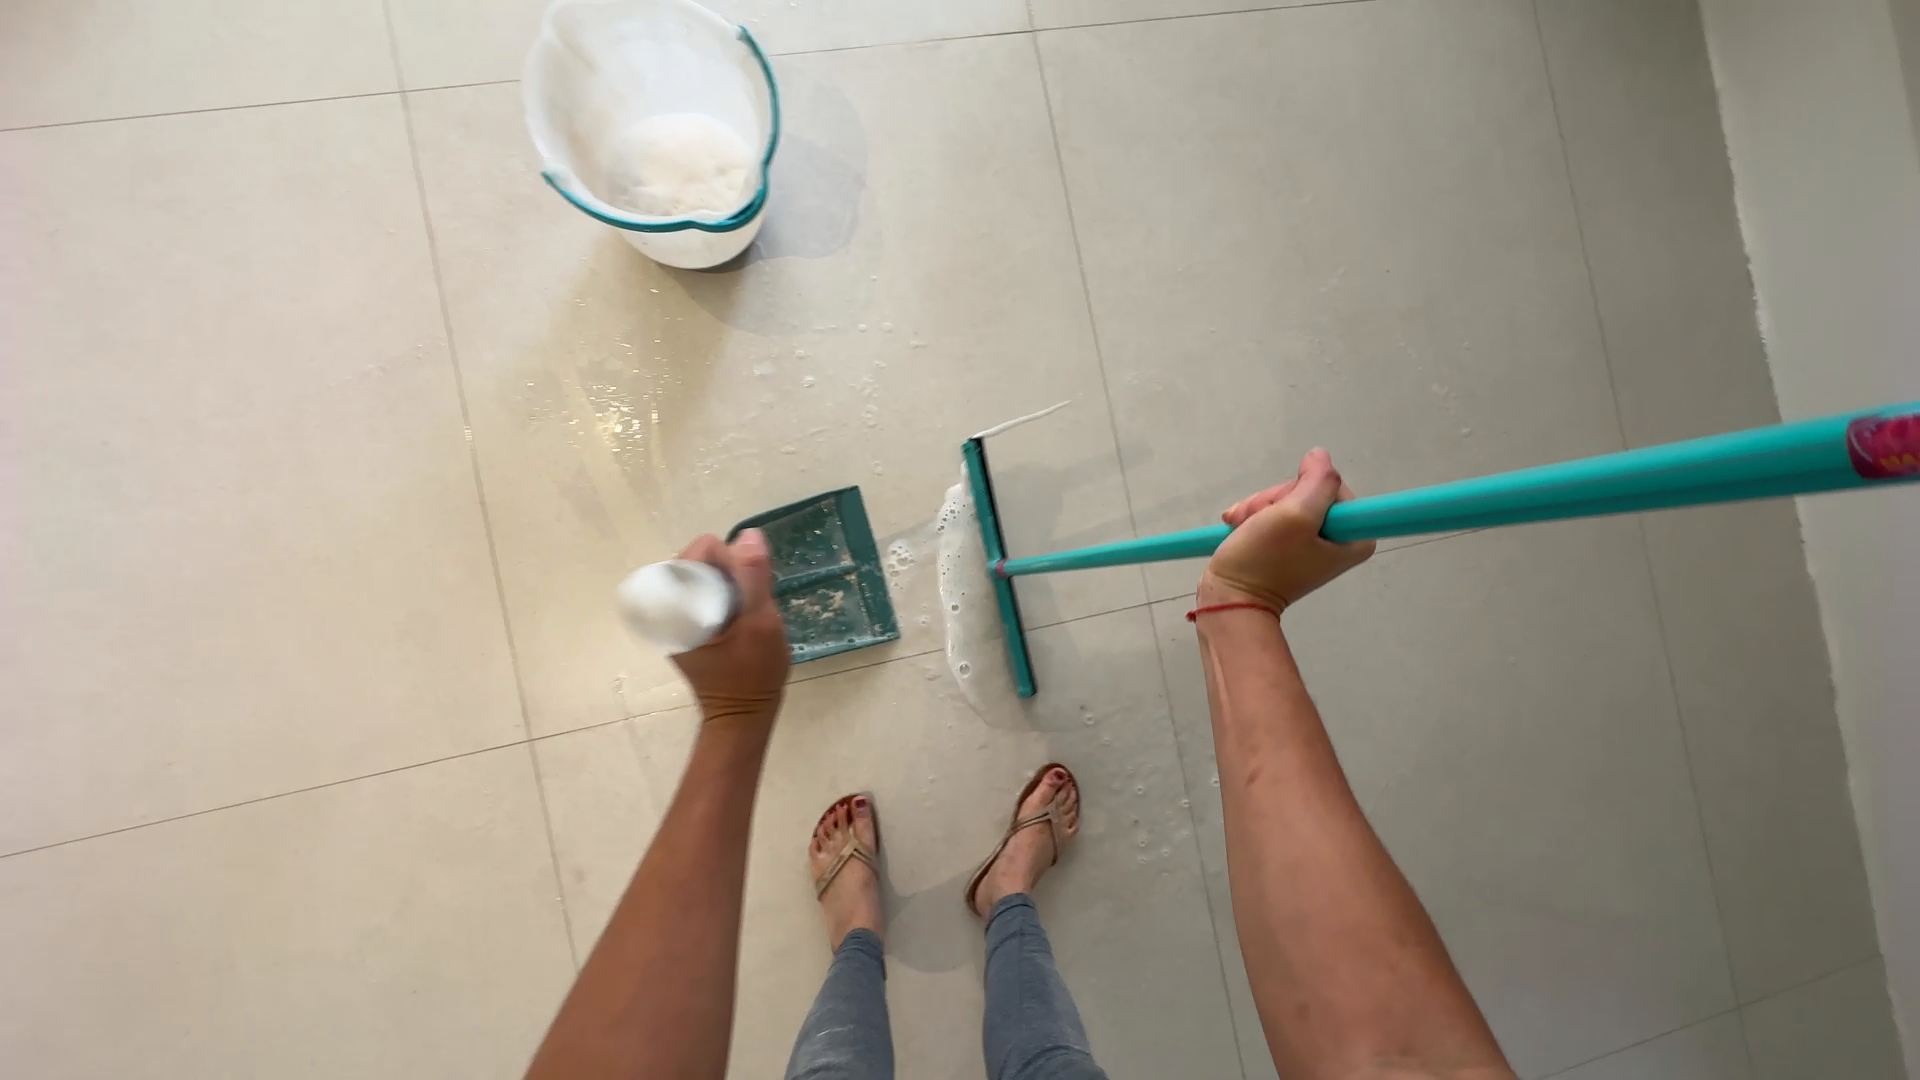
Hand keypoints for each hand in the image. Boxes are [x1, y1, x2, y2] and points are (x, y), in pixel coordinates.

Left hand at [670, 530, 789, 723]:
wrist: (741, 713)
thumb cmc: (754, 671)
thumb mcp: (761, 621)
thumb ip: (753, 576)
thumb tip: (748, 535)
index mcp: (676, 603)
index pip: (703, 550)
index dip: (734, 563)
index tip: (749, 593)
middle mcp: (664, 606)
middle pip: (702, 559)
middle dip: (731, 573)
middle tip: (748, 606)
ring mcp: (672, 616)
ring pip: (705, 575)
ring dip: (729, 585)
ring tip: (744, 614)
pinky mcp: (682, 624)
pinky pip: (703, 592)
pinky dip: (724, 597)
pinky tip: (737, 619)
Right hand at [1200, 448, 1374, 612]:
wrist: (1228, 600)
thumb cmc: (1263, 562)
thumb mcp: (1295, 515)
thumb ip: (1318, 481)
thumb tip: (1319, 456)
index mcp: (1353, 537)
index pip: (1332, 487)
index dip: (1302, 489)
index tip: (1284, 510)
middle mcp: (1337, 539)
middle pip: (1305, 492)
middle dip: (1273, 500)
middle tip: (1254, 520)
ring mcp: (1310, 543)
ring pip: (1284, 501)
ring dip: (1257, 508)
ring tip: (1241, 526)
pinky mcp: (1285, 546)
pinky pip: (1272, 514)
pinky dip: (1252, 516)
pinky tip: (1237, 526)